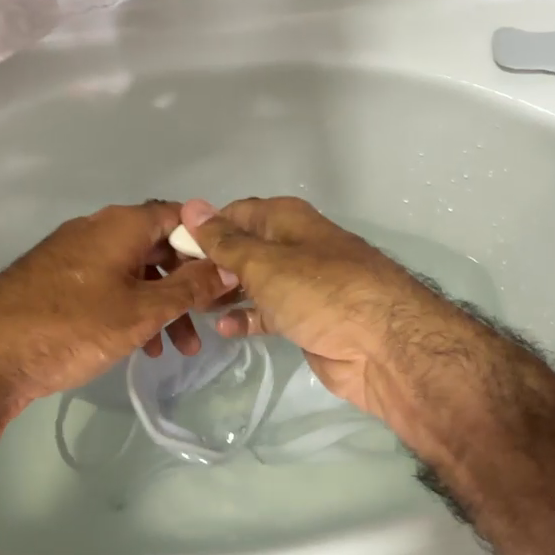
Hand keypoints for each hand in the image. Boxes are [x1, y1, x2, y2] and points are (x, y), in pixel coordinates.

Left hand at [0, 202, 233, 409]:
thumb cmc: (75, 326)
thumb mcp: (143, 311)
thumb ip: (190, 288)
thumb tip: (230, 267)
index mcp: (121, 225)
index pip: (180, 215)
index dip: (208, 241)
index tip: (229, 274)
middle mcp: (98, 229)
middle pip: (158, 246)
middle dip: (187, 284)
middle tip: (208, 319)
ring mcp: (73, 254)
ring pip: (133, 270)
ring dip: (160, 304)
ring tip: (176, 349)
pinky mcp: (55, 280)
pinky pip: (107, 284)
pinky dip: (130, 308)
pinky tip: (139, 345)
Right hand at [183, 197, 466, 414]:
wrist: (385, 347)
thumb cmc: (322, 294)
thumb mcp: (266, 264)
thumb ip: (225, 241)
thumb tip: (191, 207)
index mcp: (287, 221)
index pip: (234, 214)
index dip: (202, 230)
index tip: (169, 253)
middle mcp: (295, 247)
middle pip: (243, 249)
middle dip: (211, 266)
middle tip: (176, 287)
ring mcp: (303, 285)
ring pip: (254, 283)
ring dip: (226, 294)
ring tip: (192, 308)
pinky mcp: (307, 320)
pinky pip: (269, 313)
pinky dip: (248, 318)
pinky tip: (224, 330)